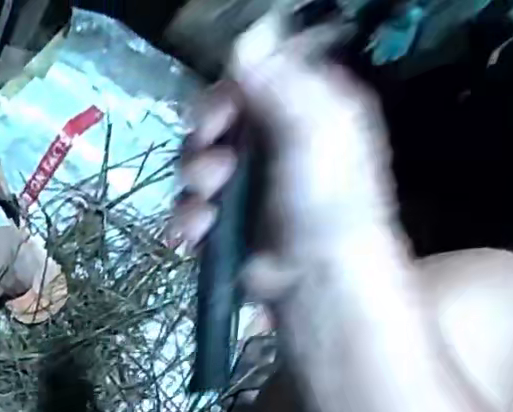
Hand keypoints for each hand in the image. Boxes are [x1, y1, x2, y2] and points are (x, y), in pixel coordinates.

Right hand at [170, 15, 401, 297]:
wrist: (314, 278)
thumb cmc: (326, 201)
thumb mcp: (315, 129)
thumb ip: (282, 81)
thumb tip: (251, 31)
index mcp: (299, 110)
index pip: (246, 83)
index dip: (224, 97)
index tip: (217, 119)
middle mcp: (267, 144)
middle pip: (211, 125)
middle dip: (201, 146)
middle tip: (213, 172)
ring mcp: (241, 188)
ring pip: (193, 170)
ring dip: (193, 188)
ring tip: (207, 210)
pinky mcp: (221, 227)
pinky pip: (187, 211)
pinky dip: (186, 222)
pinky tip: (197, 234)